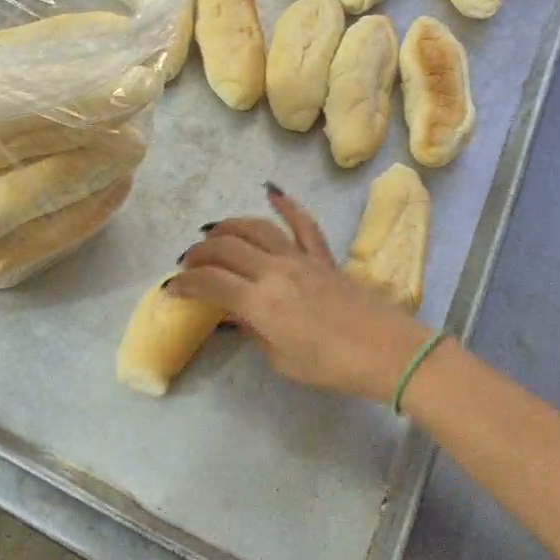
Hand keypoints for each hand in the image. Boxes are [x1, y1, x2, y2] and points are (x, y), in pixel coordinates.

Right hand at [169, 187, 434, 402]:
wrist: (387, 353)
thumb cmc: (331, 366)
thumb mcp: (281, 359)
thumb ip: (253, 331)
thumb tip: (234, 314)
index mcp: (260, 302)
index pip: (209, 282)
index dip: (184, 283)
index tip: (171, 289)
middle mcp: (275, 271)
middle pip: (225, 248)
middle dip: (199, 253)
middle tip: (188, 264)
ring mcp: (300, 259)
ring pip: (255, 228)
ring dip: (228, 227)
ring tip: (213, 234)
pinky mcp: (323, 257)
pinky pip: (302, 224)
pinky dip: (286, 205)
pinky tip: (272, 193)